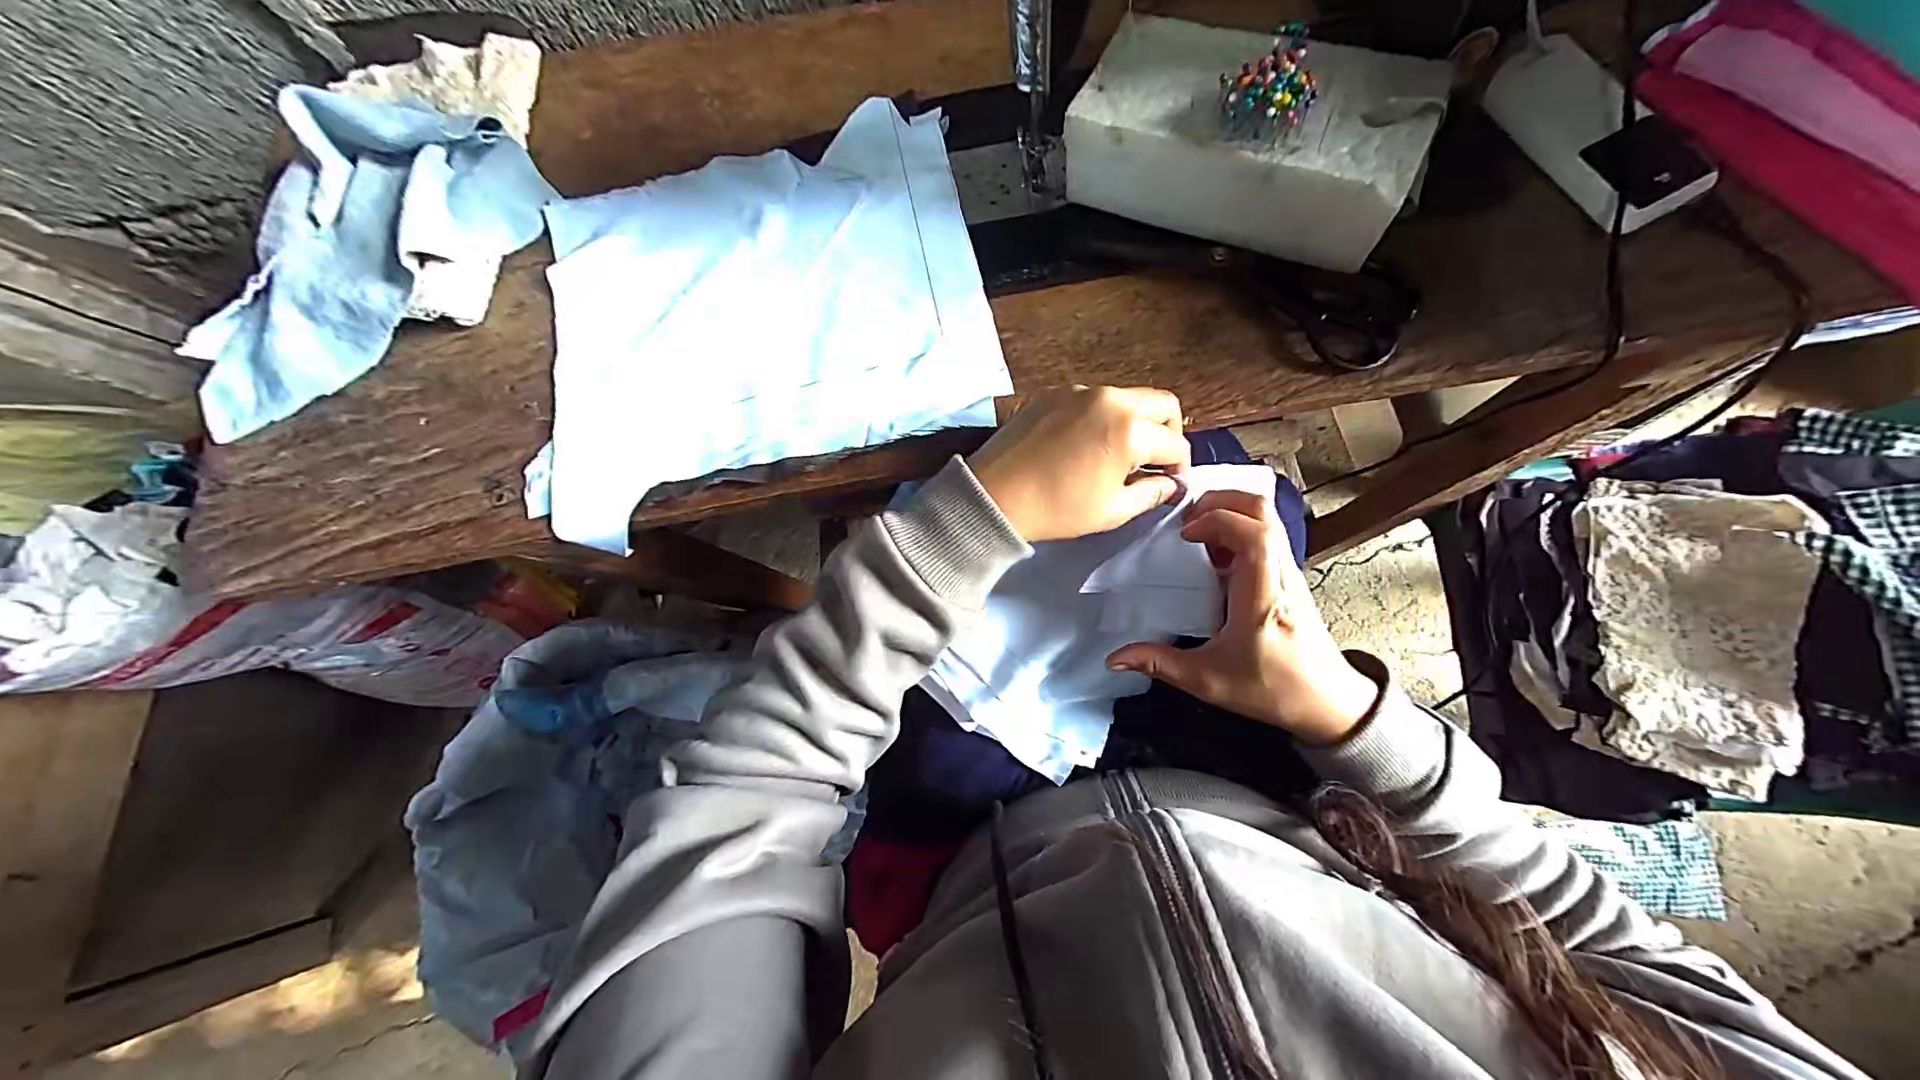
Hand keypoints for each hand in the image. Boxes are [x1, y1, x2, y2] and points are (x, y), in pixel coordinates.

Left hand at [968, 386, 1191, 542]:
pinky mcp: (1054, 395)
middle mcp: (1108, 400)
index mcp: (1128, 430)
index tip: (1172, 482)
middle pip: (1162, 405)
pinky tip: (1088, 446)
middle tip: (1155, 461)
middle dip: (1168, 433)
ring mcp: (1079, 393)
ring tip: (1119, 457)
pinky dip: (1103, 418)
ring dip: (1135, 422)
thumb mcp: (1111, 511)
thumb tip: (1170, 485)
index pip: (1174, 443)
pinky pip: (1094, 400)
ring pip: (1127, 398)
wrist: (994, 496)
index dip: (1180, 467)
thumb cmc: (1053, 508)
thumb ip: (1150, 494)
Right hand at [1105, 491, 1380, 745]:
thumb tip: (1116, 658)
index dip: (1216, 521)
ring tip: (1194, 535)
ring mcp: (1288, 572)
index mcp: (1263, 596)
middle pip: (1262, 510)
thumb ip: (1160, 664)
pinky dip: (1236, 529)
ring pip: (1266, 517)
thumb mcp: (1208, 681)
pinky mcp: (1287, 576)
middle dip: (1219, 501)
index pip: (1253, 534)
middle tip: (1186, 519)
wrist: (1327, 703)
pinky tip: (1212, 556)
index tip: (1185, 535)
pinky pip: (1265, 534)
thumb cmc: (1273, 690)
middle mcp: (1281, 575)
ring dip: (1228, 512)